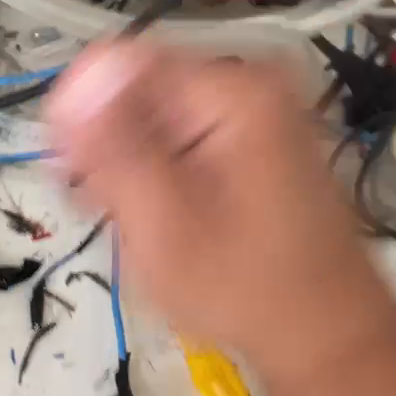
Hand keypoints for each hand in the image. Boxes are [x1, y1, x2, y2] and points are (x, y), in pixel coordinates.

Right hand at [44, 40, 395, 386]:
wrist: (319, 329)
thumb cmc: (237, 284)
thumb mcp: (161, 220)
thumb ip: (116, 147)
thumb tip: (77, 75)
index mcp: (230, 94)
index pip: (116, 67)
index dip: (79, 120)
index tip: (76, 176)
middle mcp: (246, 88)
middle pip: (130, 92)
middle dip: (101, 148)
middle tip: (105, 207)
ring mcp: (249, 114)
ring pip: (143, 119)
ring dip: (118, 166)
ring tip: (131, 217)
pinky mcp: (244, 141)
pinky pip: (169, 139)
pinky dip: (145, 174)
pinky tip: (149, 213)